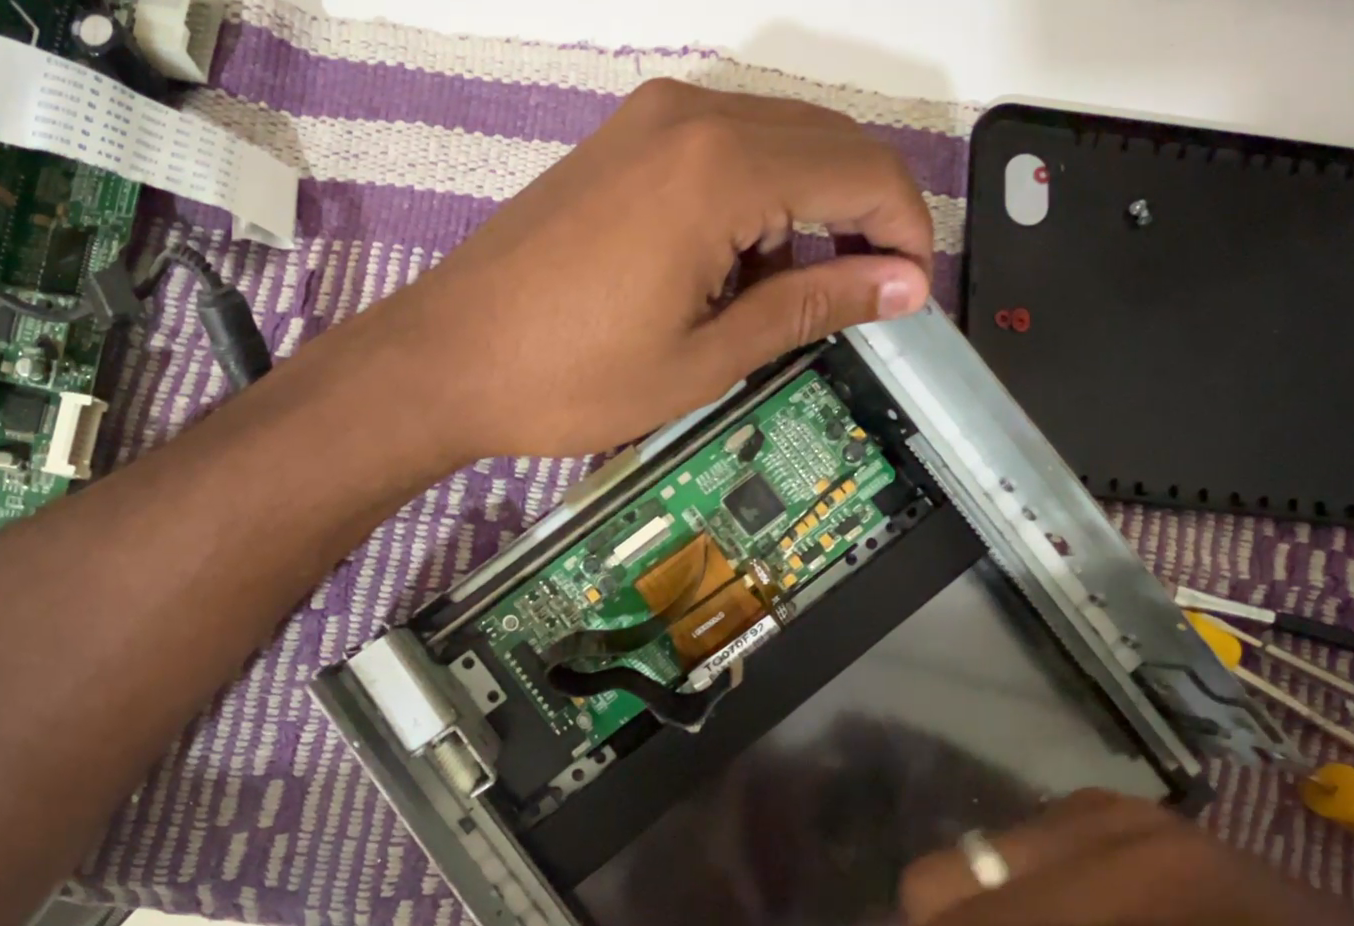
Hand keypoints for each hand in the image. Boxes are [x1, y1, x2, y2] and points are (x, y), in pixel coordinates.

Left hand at [322, 78, 932, 461]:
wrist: (444, 360)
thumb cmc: (570, 379)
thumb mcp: (704, 358)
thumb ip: (810, 308)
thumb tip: (901, 285)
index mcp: (720, 169)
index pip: (862, 174)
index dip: (905, 234)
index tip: (908, 298)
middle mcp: (691, 117)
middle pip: (826, 142)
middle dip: (863, 217)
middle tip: (859, 302)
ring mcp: (648, 121)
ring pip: (775, 140)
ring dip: (806, 208)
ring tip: (783, 298)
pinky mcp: (619, 142)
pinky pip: (719, 148)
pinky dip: (752, 198)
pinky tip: (731, 266)